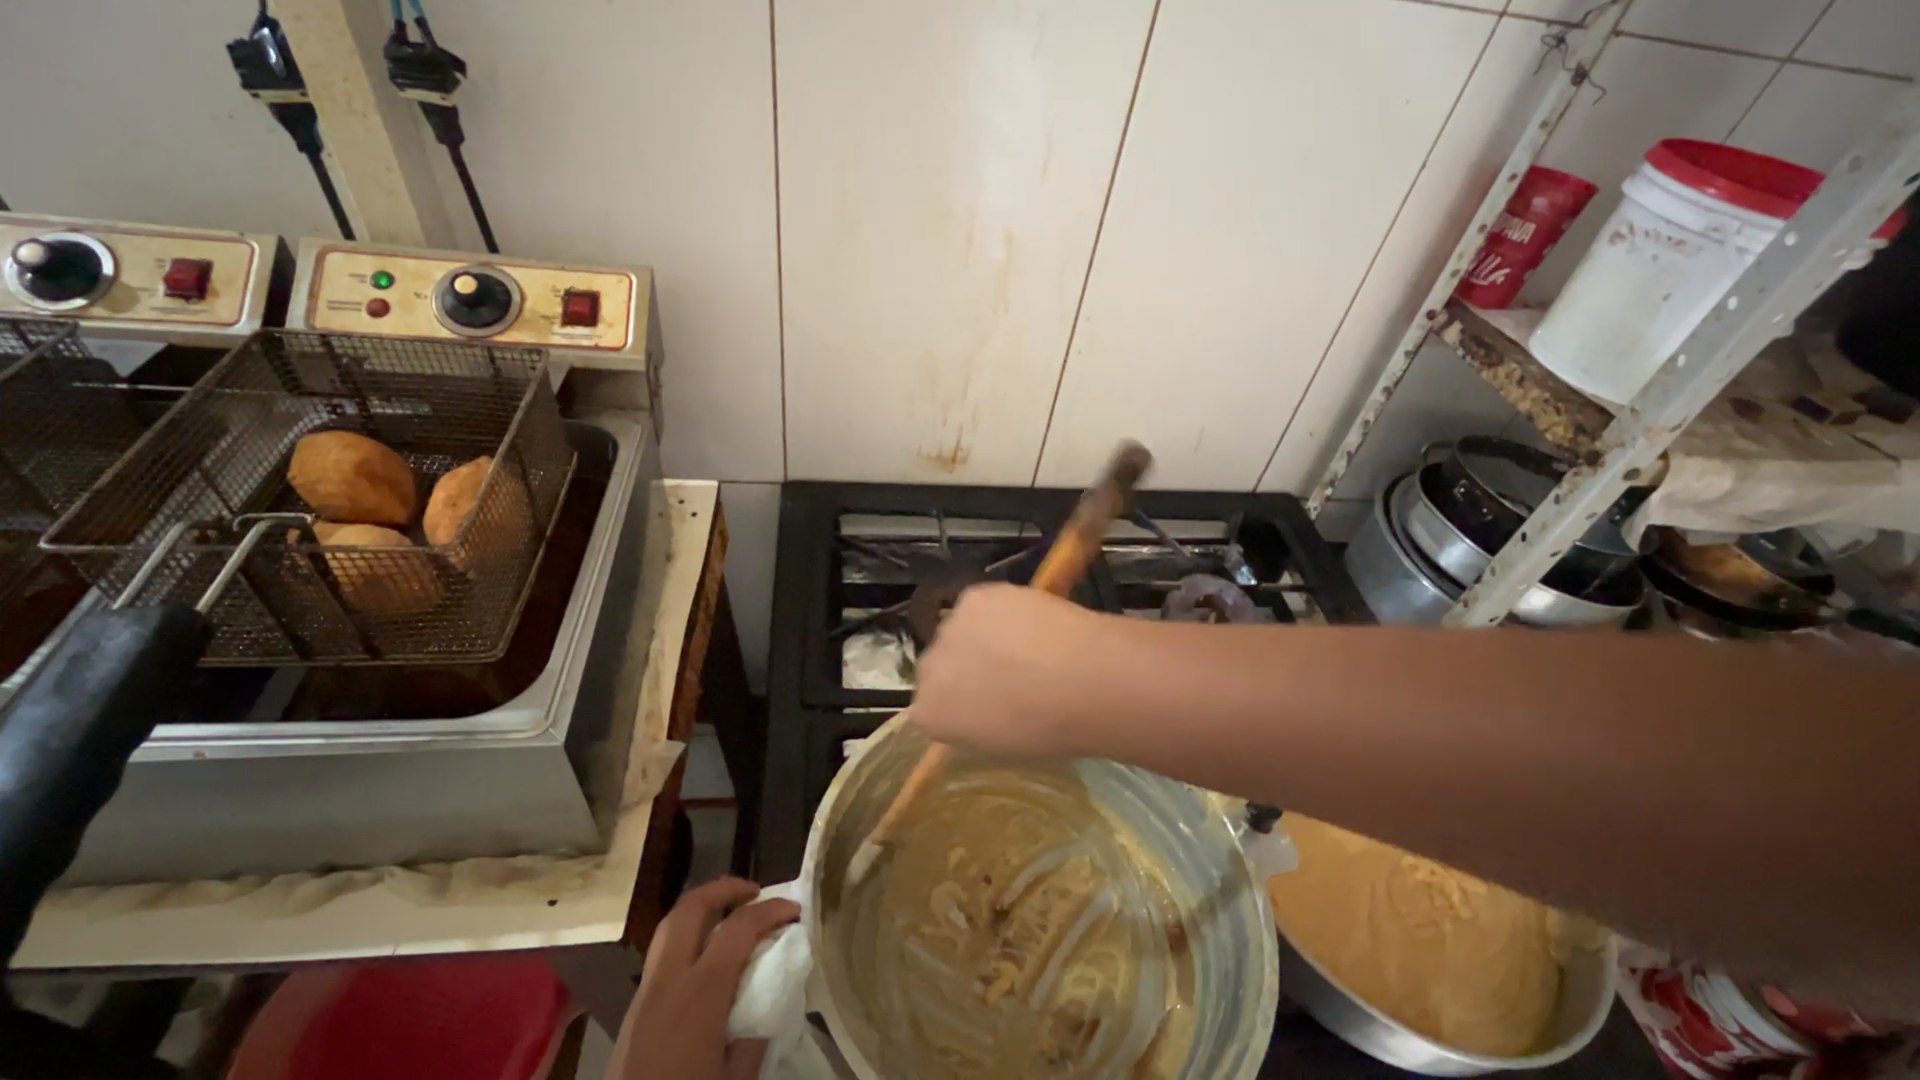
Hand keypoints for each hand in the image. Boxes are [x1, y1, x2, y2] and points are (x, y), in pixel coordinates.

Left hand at [607, 877, 800, 1079]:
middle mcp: (667, 982)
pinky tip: (707, 961)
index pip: (738, 929)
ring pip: (669, 928)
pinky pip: (662, 956)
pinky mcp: (634, 1013)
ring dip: (702, 911)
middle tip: (755, 892)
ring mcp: (645, 995)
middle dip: (723, 889)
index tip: (794, 909)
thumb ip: (755, 1036)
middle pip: (689, 910)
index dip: (769, 911)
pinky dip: (688, 939)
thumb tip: (769, 1001)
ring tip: (731, 916)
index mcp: (699, 996)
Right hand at [910, 583, 1112, 758]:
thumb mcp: (1003, 745)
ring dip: (981, 635)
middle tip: (1006, 674)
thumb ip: (977, 724)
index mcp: (929, 714)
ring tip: (1025, 645)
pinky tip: (1030, 622)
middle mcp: (928, 668)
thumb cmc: (1051, 730)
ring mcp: (950, 627)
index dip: (960, 704)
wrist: (1085, 681)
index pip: (930, 707)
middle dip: (964, 667)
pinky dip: (1001, 610)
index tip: (988, 706)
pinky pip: (981, 604)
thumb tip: (985, 708)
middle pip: (938, 664)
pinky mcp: (975, 596)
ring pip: (960, 630)